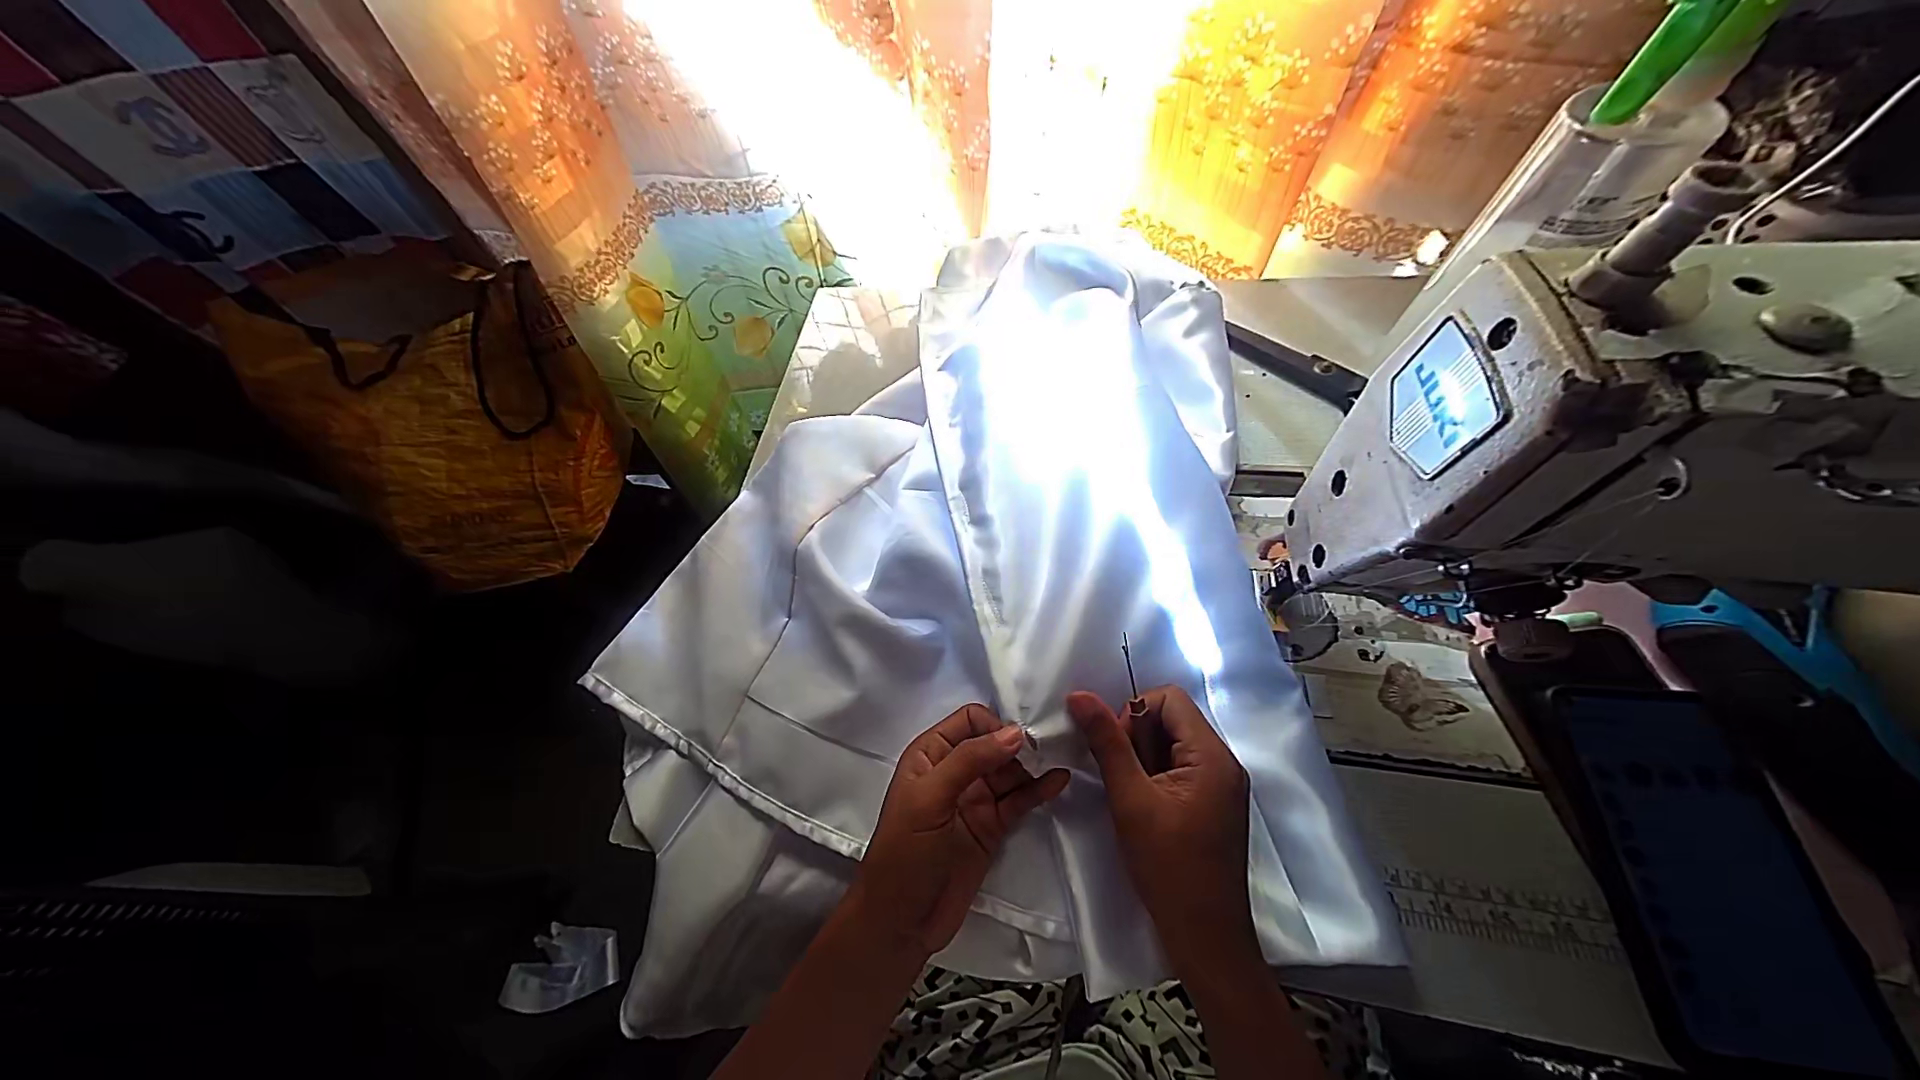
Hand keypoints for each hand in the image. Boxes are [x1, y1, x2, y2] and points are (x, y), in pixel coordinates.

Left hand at [853, 704, 1068, 956]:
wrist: (901, 921)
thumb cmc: (905, 852)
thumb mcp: (930, 798)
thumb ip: (969, 761)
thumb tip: (1015, 733)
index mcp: (931, 754)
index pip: (970, 720)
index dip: (995, 725)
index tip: (1019, 743)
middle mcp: (954, 770)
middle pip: (995, 742)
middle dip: (1020, 745)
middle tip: (1047, 752)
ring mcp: (975, 799)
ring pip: (1011, 770)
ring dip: (1033, 765)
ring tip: (1060, 762)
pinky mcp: (992, 826)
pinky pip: (1020, 799)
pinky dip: (1039, 790)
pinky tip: (1059, 781)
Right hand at [1066, 686, 1255, 972]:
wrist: (1205, 936)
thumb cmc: (1168, 867)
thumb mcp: (1130, 799)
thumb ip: (1106, 742)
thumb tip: (1079, 695)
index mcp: (1212, 755)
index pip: (1169, 699)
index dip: (1134, 712)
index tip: (1117, 751)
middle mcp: (1224, 762)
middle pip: (1173, 719)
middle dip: (1138, 737)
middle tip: (1122, 778)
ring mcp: (1222, 785)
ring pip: (1173, 744)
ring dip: (1144, 758)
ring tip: (1131, 795)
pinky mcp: (1214, 804)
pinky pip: (1181, 767)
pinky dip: (1155, 775)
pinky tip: (1143, 805)